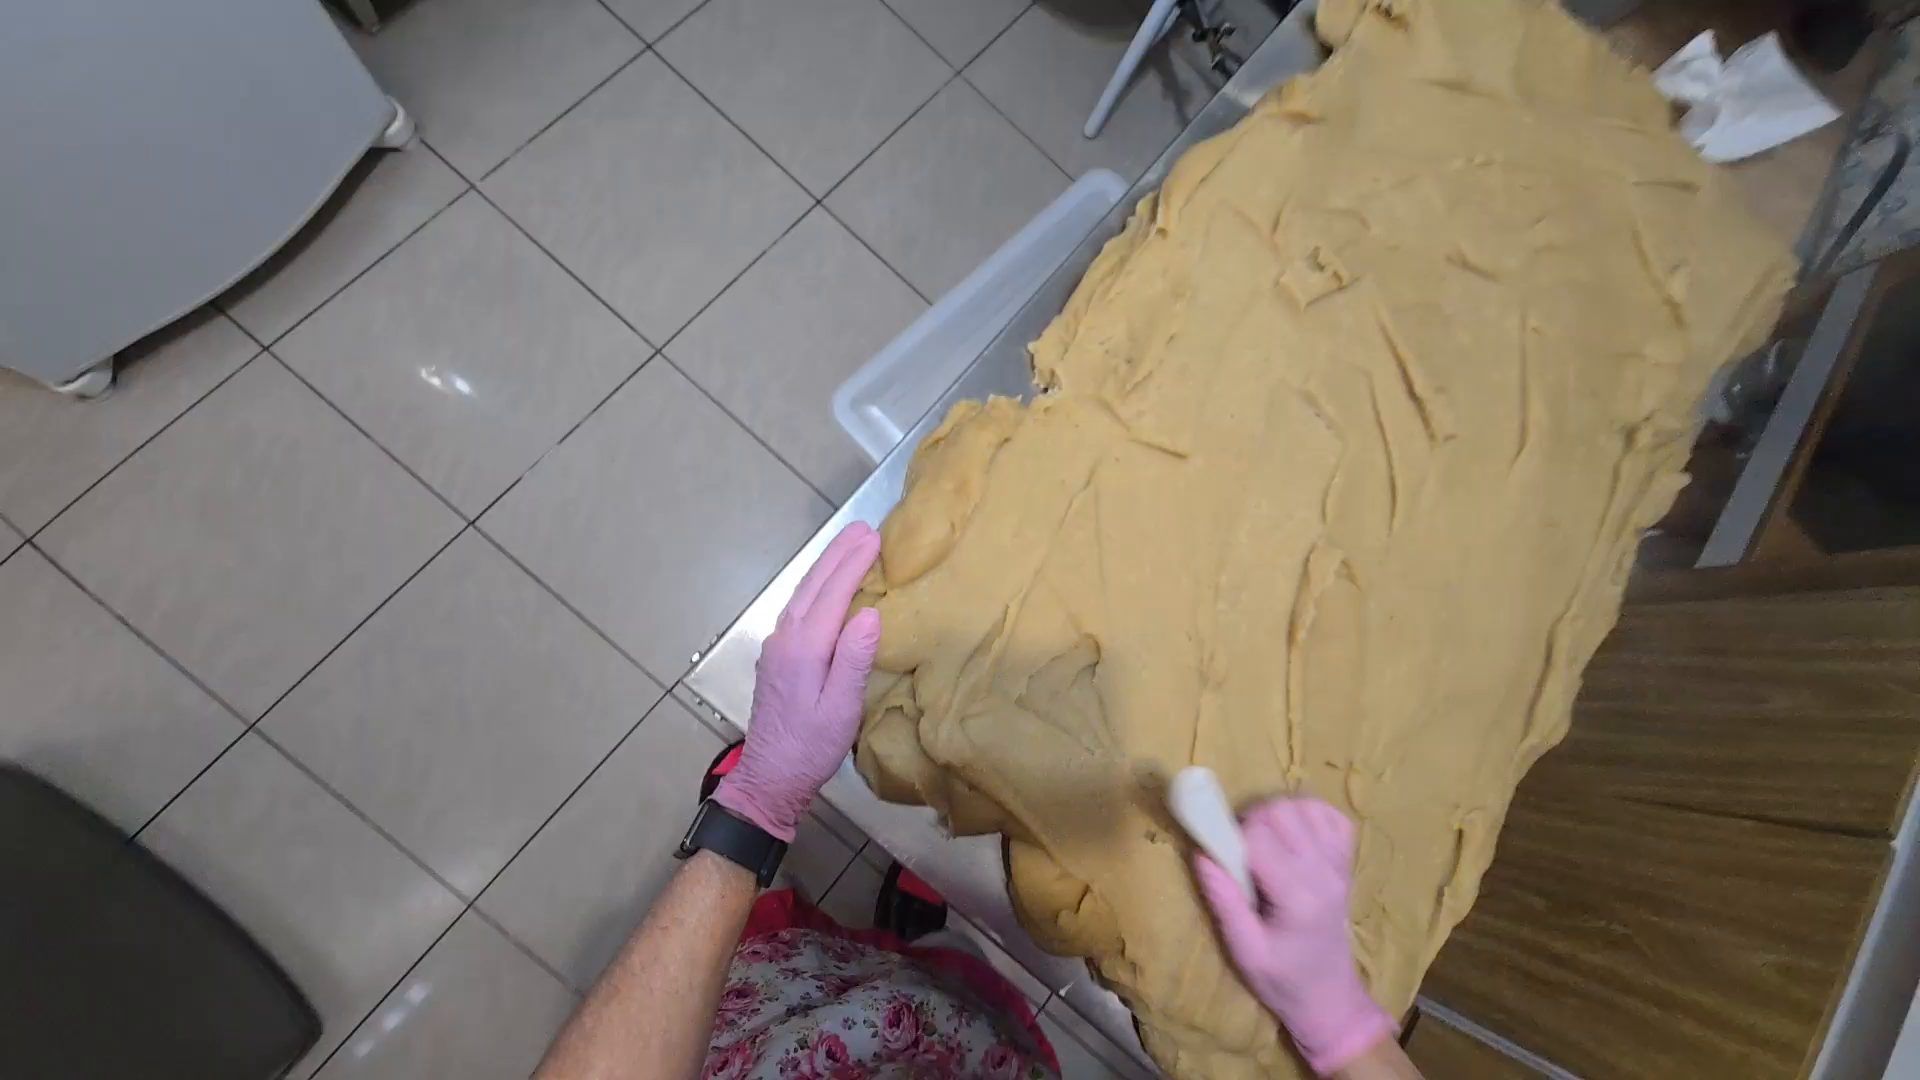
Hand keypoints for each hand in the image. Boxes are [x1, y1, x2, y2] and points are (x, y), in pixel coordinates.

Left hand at [712, 523, 882, 842]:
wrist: (769, 778)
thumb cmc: (811, 748)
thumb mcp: (840, 709)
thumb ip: (853, 659)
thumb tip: (870, 613)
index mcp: (803, 648)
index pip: (832, 594)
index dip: (853, 563)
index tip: (875, 537)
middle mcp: (785, 638)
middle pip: (813, 585)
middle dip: (838, 554)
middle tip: (863, 527)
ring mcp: (777, 646)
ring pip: (803, 594)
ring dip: (826, 566)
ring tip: (849, 545)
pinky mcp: (778, 657)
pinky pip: (800, 608)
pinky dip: (818, 587)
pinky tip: (828, 585)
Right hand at [1195, 797, 1396, 1076]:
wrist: (1329, 997)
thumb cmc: (1281, 978)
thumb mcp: (1243, 949)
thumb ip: (1222, 898)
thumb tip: (1200, 851)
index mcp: (1298, 897)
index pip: (1258, 836)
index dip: (1232, 838)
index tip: (1225, 861)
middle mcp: (1324, 872)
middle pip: (1279, 812)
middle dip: (1251, 822)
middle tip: (1240, 851)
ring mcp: (1339, 864)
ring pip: (1302, 805)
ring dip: (1275, 814)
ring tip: (1263, 841)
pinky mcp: (1346, 861)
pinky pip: (1330, 815)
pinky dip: (1307, 813)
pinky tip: (1292, 833)